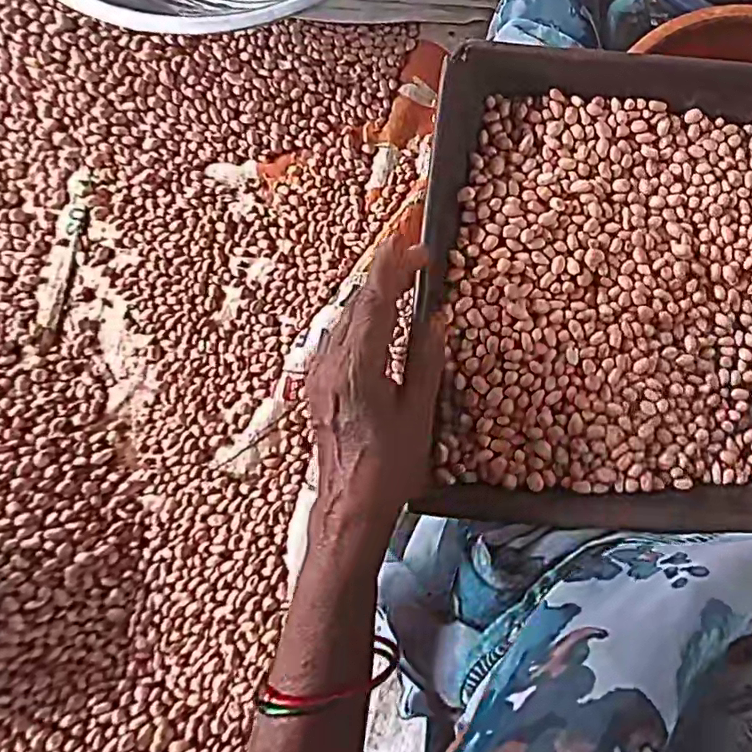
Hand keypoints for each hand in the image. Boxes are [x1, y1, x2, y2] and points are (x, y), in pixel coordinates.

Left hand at [304, 230, 443, 556]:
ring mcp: (318, 373)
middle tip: (408, 247)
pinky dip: (360, 312)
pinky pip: (339, 333)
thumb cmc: (388, 466)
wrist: (347, 505)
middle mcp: (330, 364)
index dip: (393, 270)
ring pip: (344, 316)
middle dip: (381, 270)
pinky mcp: (318, 382)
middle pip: (355, 303)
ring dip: (370, 288)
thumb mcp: (417, 413)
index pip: (375, 305)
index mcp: (357, 370)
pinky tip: (375, 307)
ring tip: (395, 267)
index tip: (413, 246)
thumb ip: (424, 360)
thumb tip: (434, 319)